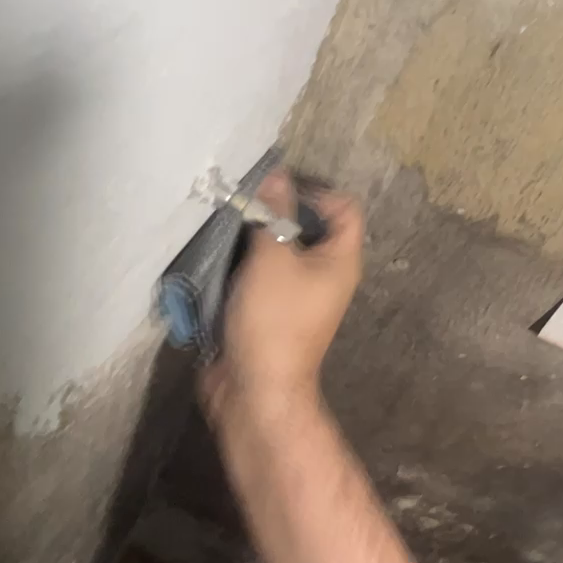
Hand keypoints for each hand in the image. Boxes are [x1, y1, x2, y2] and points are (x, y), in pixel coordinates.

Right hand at [200, 168, 363, 425]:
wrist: (256, 386)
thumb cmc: (273, 320)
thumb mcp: (273, 259)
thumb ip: (274, 214)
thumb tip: (276, 176)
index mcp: (341, 260)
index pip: (345, 208)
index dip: (317, 191)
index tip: (276, 187)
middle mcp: (327, 273)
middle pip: (309, 225)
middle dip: (276, 208)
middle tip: (241, 197)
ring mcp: (299, 291)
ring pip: (280, 247)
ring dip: (254, 233)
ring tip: (223, 217)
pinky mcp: (272, 306)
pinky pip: (261, 271)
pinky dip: (243, 258)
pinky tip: (216, 248)